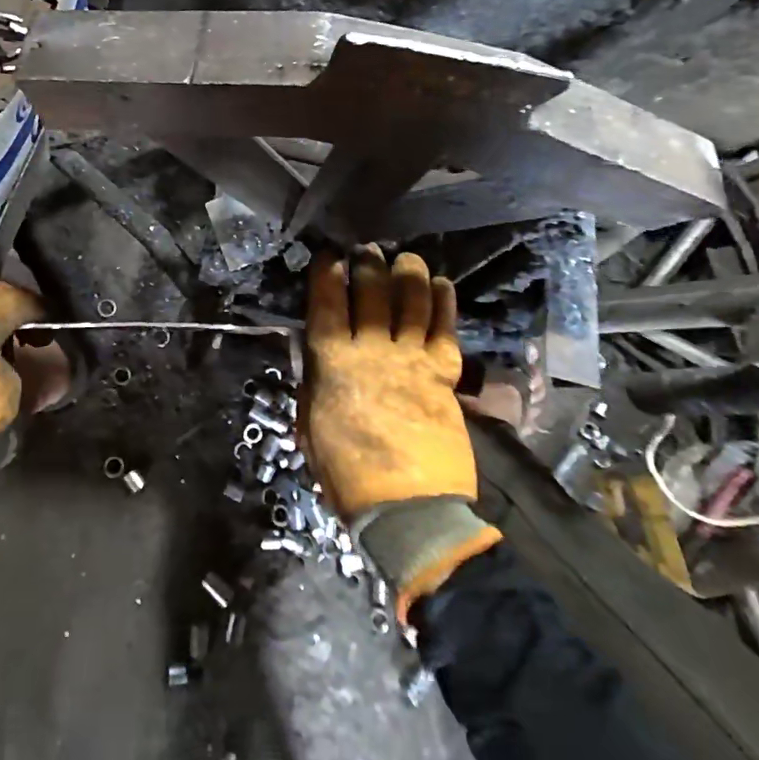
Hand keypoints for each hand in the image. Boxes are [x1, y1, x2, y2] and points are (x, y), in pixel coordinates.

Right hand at [304, 247, 500, 612]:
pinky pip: (445, 326)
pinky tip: (441, 284)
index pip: (326, 305)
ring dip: (409, 273)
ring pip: (412, 300)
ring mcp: (413, 358)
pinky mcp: (445, 371)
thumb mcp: (312, 430)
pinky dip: (444, 300)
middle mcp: (373, 351)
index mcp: (333, 366)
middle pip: (371, 292)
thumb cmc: (350, 477)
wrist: (410, 508)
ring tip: (407, 259)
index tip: (330, 256)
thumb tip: (317, 355)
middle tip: (370, 251)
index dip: (327, 274)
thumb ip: (315, 384)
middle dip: (369, 264)